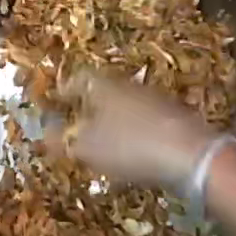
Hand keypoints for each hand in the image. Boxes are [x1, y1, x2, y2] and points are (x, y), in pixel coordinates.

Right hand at [63, 74, 216, 192]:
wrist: (193, 156)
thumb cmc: (129, 146)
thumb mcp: (86, 148)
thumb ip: (61, 141)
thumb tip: (42, 135)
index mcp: (101, 85)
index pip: (76, 78)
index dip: (63, 90)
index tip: (53, 103)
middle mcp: (126, 85)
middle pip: (100, 90)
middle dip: (87, 106)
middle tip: (75, 125)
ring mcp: (152, 99)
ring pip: (123, 105)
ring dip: (110, 120)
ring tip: (101, 143)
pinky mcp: (174, 118)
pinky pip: (143, 120)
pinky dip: (132, 132)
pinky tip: (132, 153)